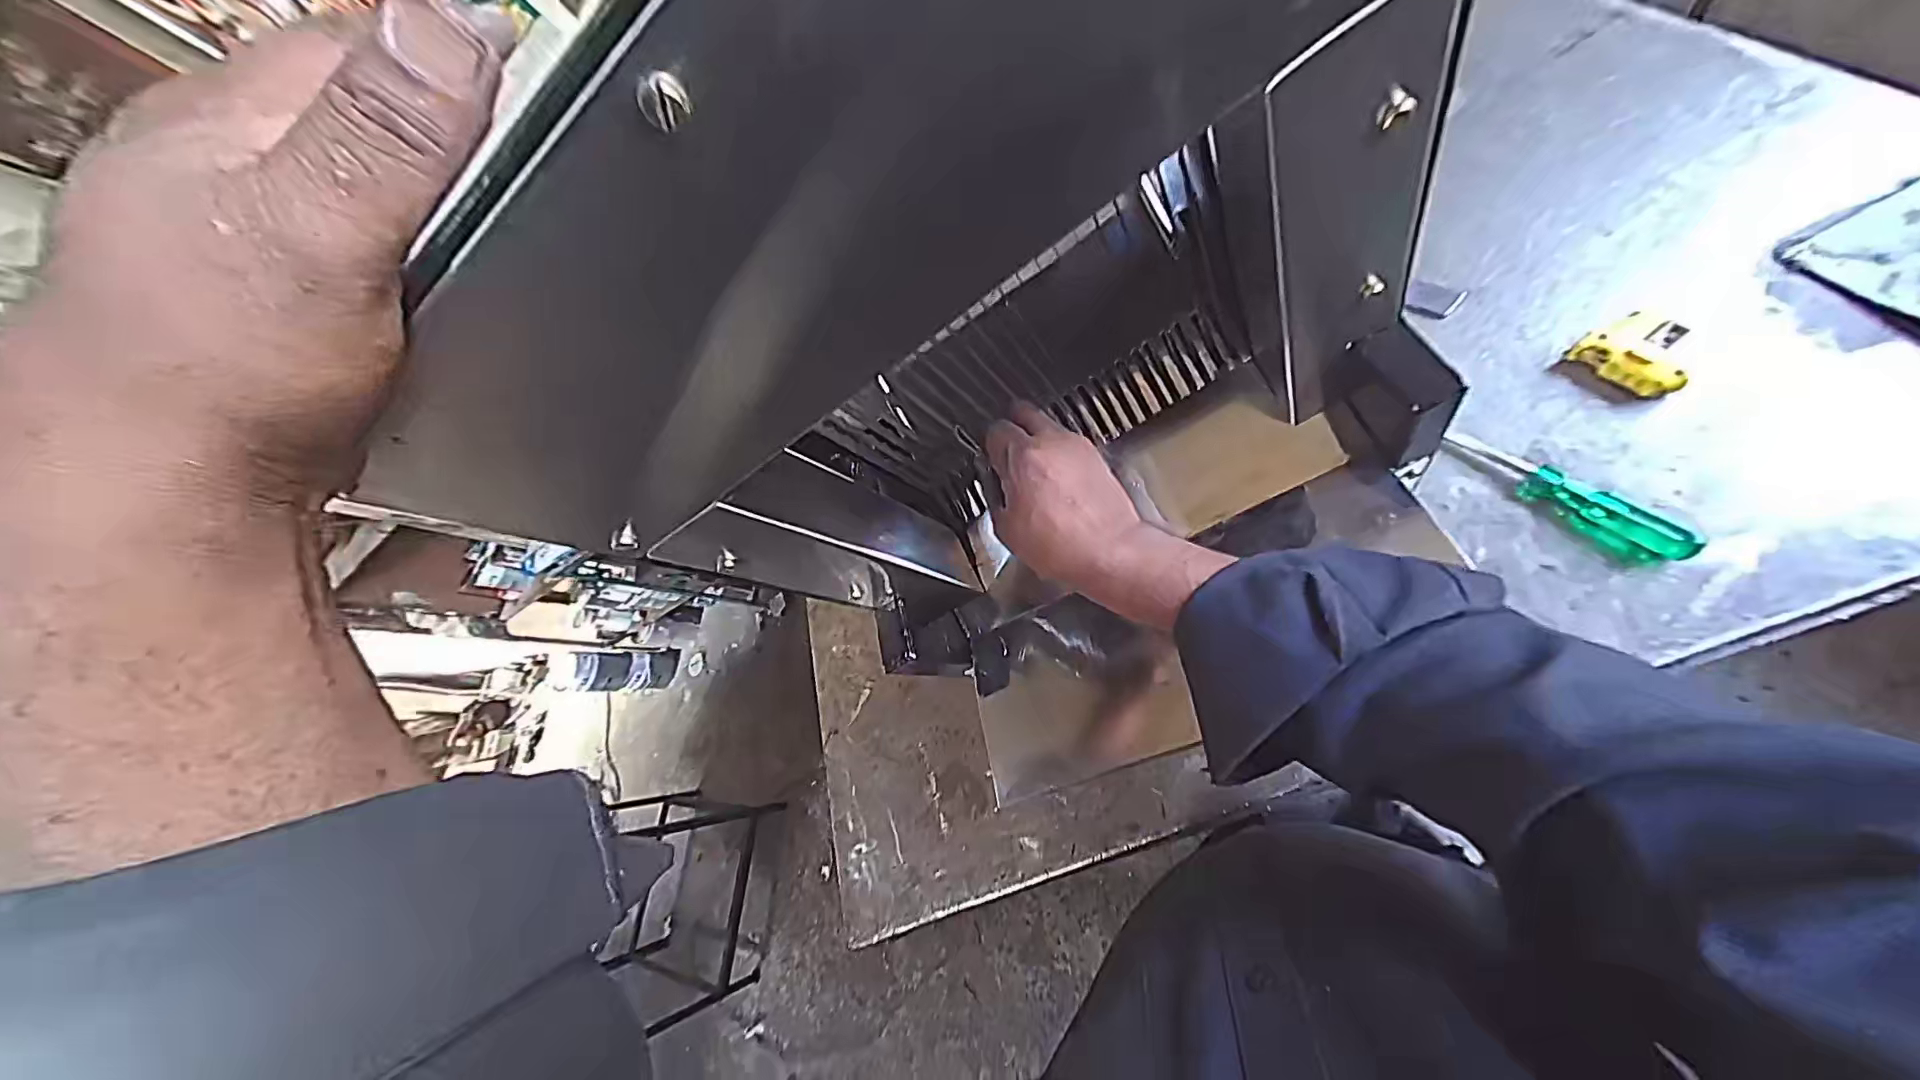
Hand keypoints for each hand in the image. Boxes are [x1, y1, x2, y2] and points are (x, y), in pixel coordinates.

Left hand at [5, 0, 509, 504]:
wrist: (197, 484)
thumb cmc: (217, 370)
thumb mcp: (311, 234)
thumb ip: (383, 139)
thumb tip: (448, 34)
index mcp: (242, 126)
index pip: (363, 39)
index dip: (456, 44)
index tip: (531, 53)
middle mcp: (260, 169)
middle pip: (385, 110)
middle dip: (467, 119)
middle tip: (535, 124)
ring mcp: (291, 234)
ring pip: (395, 183)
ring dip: (459, 188)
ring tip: (513, 198)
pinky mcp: (328, 295)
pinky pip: (398, 243)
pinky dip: (442, 245)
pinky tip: (463, 269)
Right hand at [986, 402, 1233, 629]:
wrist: (1112, 552)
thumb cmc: (1065, 546)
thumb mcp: (1008, 528)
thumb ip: (997, 496)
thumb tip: (997, 487)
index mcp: (1023, 456)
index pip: (996, 430)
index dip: (990, 445)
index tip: (990, 458)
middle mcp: (1052, 443)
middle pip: (1024, 413)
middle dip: (1014, 428)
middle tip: (1008, 450)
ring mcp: (1079, 447)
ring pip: (1050, 428)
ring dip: (1040, 443)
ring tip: (1036, 473)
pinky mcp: (1098, 457)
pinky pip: (1071, 446)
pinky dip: (1061, 456)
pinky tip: (1059, 483)